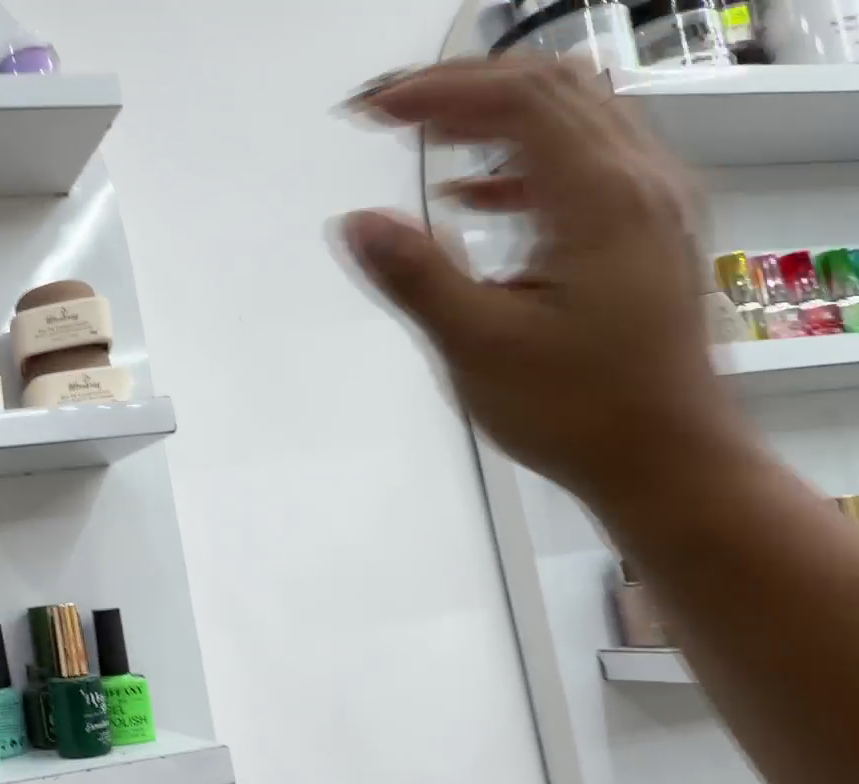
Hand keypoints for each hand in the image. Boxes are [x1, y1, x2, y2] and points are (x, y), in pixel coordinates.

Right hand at [340, 57, 754, 509]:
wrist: (665, 459)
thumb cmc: (573, 406)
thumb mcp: (477, 343)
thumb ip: (416, 274)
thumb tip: (354, 220)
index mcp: (601, 199)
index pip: (519, 101)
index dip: (438, 91)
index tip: (368, 111)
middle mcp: (640, 182)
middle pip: (555, 90)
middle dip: (464, 88)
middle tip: (387, 111)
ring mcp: (649, 206)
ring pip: (574, 120)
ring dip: (492, 118)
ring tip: (420, 137)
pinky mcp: (641, 234)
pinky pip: (580, 166)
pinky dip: (516, 163)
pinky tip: (467, 194)